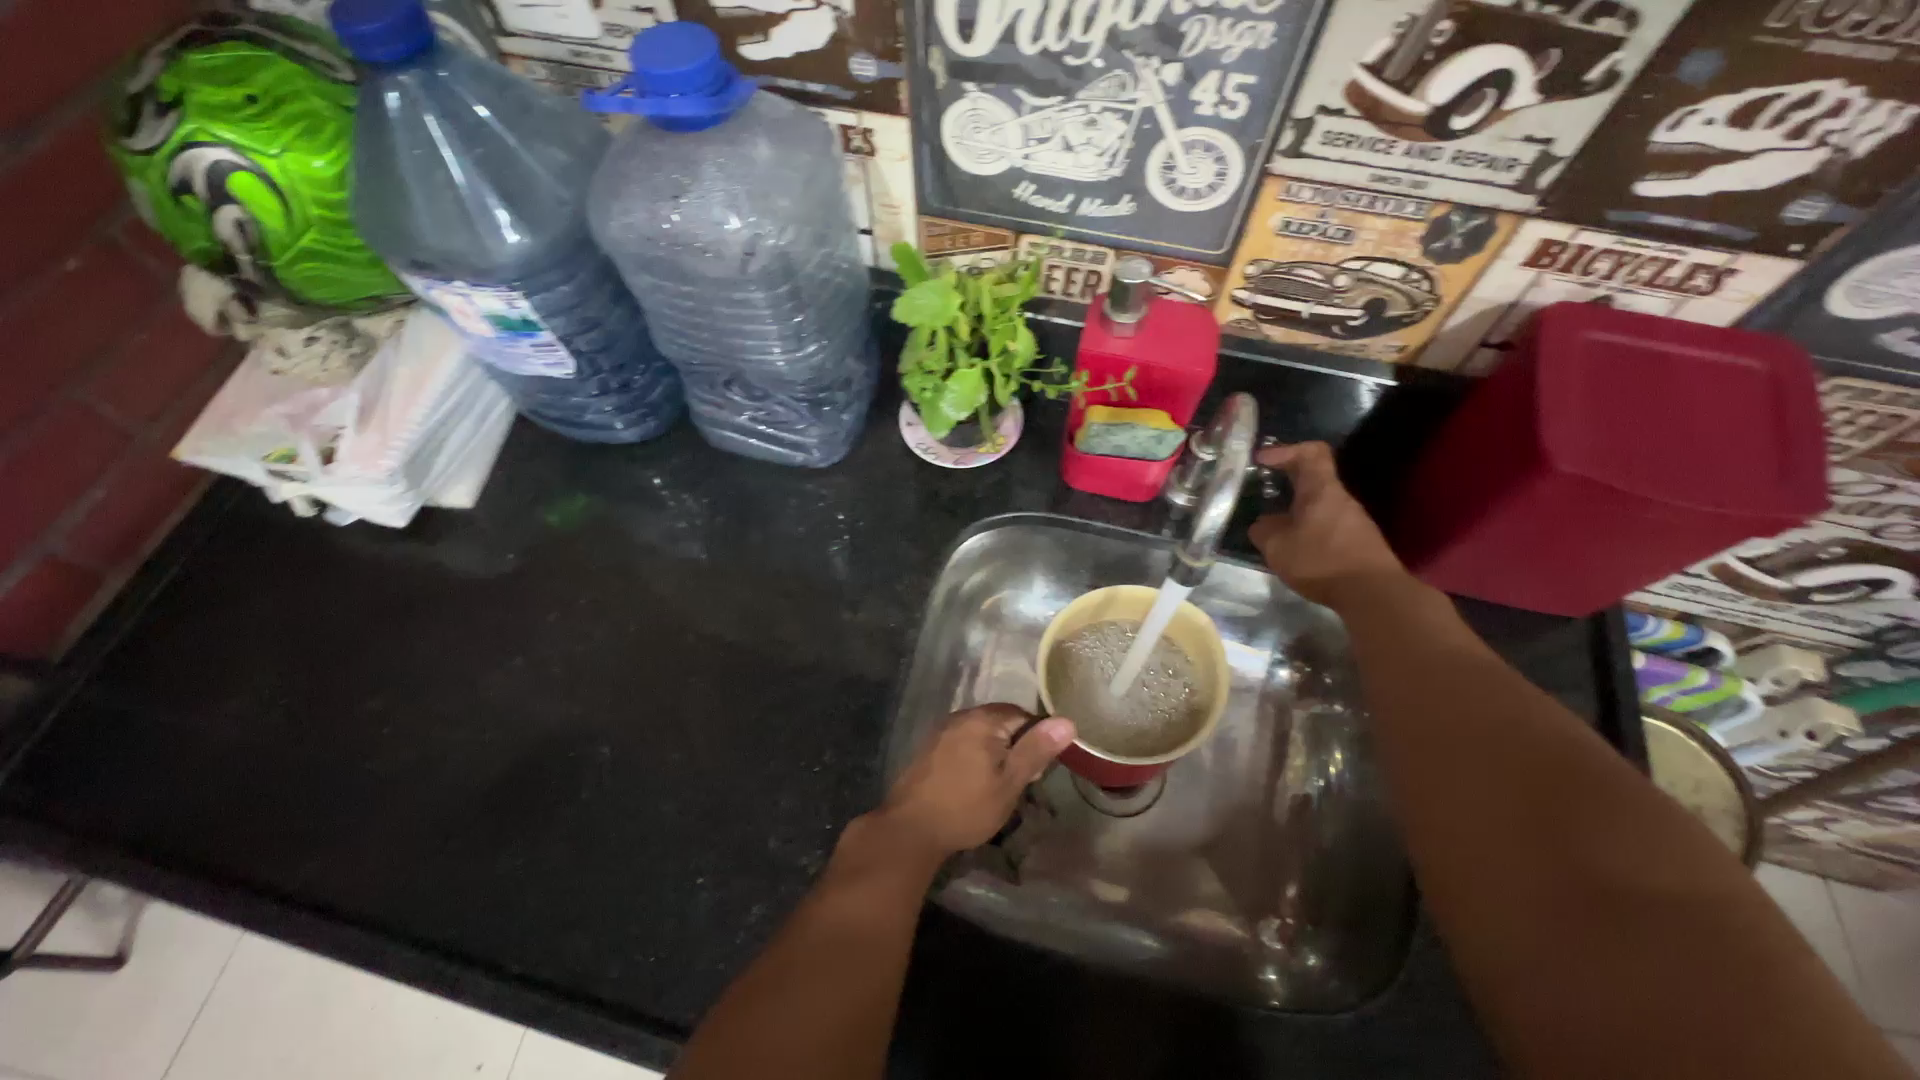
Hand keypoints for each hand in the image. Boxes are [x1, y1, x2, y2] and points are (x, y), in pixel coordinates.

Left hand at [864, 705, 1074, 862]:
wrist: (911, 829)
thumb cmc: (967, 807)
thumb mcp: (1009, 783)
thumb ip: (1037, 749)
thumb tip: (1068, 720)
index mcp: (983, 720)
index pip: (1023, 715)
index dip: (1037, 739)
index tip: (1038, 768)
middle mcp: (960, 716)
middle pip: (1000, 721)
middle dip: (1015, 744)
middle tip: (1020, 779)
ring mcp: (941, 731)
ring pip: (980, 733)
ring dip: (994, 751)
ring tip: (998, 783)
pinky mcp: (928, 748)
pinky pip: (962, 743)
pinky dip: (974, 756)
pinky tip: (973, 782)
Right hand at [1249, 442, 1407, 609]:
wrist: (1372, 593)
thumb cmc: (1321, 561)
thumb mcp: (1277, 547)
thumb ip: (1264, 530)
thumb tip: (1263, 524)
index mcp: (1322, 490)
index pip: (1311, 452)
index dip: (1285, 450)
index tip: (1262, 461)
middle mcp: (1341, 499)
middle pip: (1314, 480)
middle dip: (1286, 484)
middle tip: (1262, 495)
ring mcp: (1354, 521)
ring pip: (1320, 506)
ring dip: (1296, 512)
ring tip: (1275, 532)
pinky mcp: (1359, 543)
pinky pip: (1327, 526)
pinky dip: (1308, 532)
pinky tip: (1296, 552)